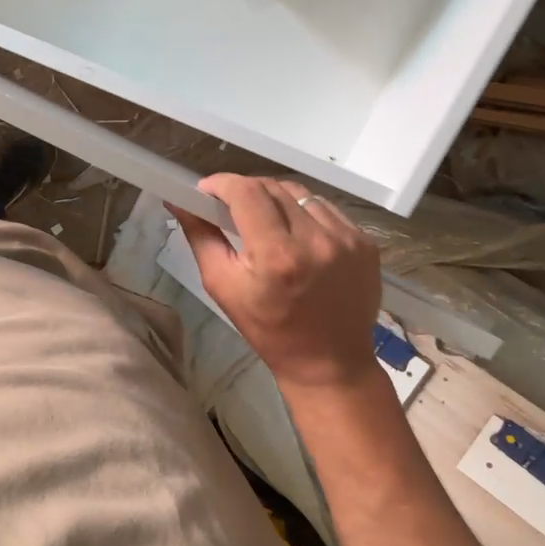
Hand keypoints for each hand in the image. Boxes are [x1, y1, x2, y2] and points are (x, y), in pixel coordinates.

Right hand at [167, 174, 381, 390]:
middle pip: (271, 187)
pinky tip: (295, 233)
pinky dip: (303, 211)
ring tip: (264, 219)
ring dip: (275, 198)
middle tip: (229, 205)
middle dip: (244, 189)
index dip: (221, 183)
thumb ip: (201, 237)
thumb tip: (179, 202)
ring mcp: (346, 239)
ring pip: (299, 194)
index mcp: (277, 254)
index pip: (246, 192)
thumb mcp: (222, 285)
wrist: (330, 361)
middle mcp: (316, 239)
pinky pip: (325, 208)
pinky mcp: (365, 242)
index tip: (206, 190)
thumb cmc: (268, 329)